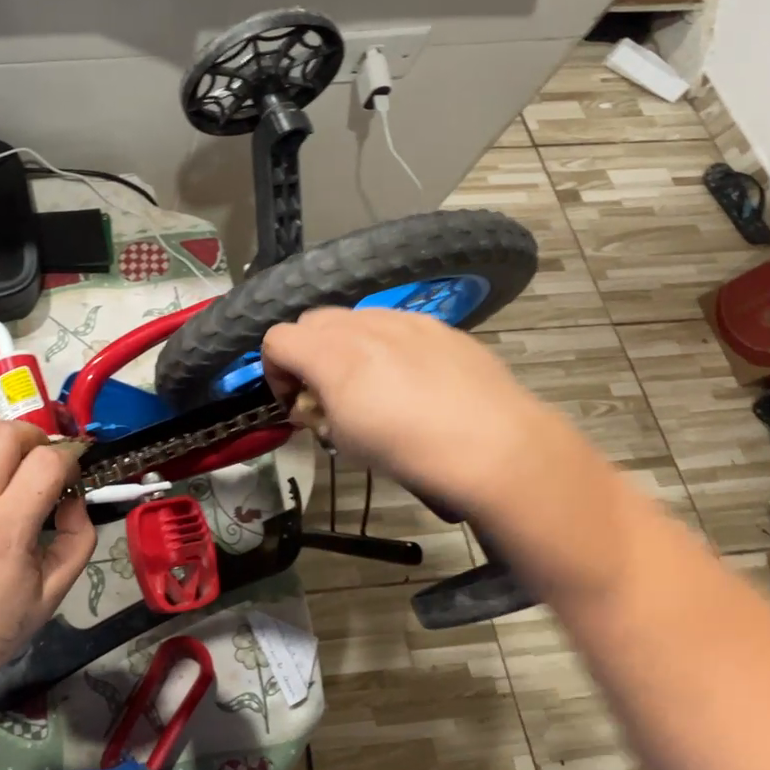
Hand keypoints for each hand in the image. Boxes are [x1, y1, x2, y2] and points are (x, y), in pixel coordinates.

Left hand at [0, 421, 96, 696]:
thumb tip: (73, 492)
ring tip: (1, 459)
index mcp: (5, 532)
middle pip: (2, 434)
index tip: (71, 475)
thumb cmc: (0, 623)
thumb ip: (78, 535)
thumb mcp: (56, 589)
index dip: (69, 459)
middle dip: (32, 438)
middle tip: (38, 463)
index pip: (45, 463)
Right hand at [261, 307, 602, 524]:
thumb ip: (316, 411)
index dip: (274, 371)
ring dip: (345, 345)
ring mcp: (404, 320)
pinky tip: (412, 381)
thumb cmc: (408, 451)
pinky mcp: (439, 326)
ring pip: (354, 318)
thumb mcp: (344, 441)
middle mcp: (362, 325)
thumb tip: (312, 403)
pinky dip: (386, 345)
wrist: (495, 447)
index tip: (294, 403)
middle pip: (310, 322)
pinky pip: (395, 325)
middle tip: (325, 392)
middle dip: (306, 353)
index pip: (276, 339)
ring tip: (371, 385)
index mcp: (330, 354)